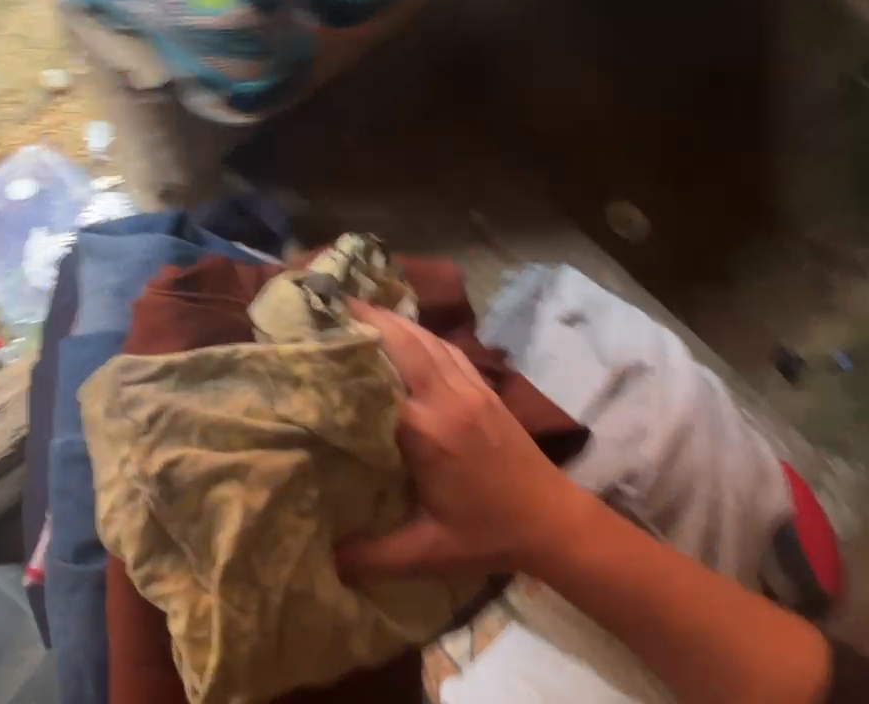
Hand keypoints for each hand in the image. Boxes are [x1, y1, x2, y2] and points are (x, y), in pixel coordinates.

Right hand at [339, 302, 589, 578]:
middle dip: (368, 320)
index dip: (346, 359)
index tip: (314, 341)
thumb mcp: (428, 553)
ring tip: (358, 310)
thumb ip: (372, 557)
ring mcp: (470, 388)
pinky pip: (447, 348)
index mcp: (428, 433)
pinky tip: (403, 331)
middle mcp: (448, 398)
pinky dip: (420, 333)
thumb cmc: (488, 536)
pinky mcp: (485, 387)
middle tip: (331, 307)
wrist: (554, 522)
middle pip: (404, 341)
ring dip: (393, 321)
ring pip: (427, 338)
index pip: (378, 382)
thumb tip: (321, 561)